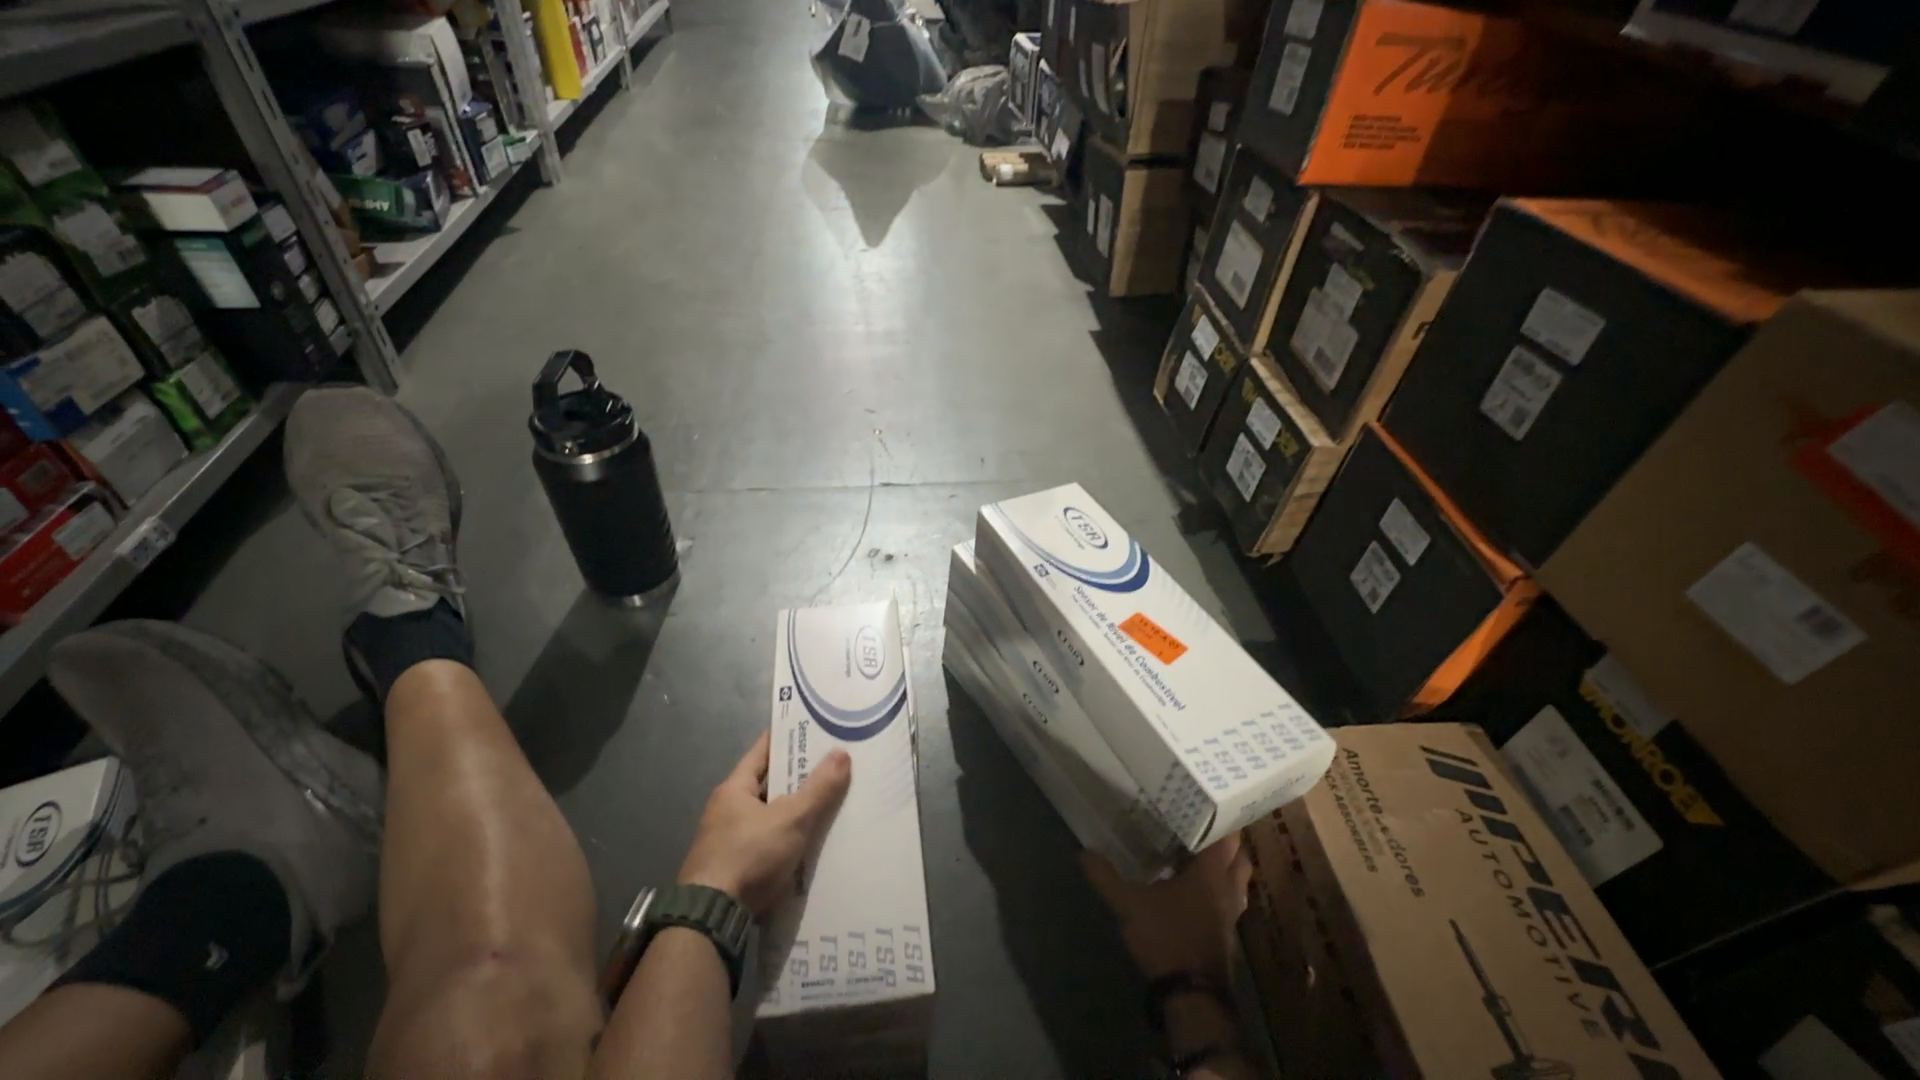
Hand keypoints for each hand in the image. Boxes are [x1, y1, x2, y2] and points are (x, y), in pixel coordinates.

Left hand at [678, 732, 851, 918]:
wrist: (713, 917)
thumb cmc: (748, 856)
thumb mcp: (790, 819)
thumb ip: (817, 788)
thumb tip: (841, 752)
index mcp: (734, 789)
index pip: (763, 751)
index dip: (787, 738)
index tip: (813, 728)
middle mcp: (727, 810)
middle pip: (769, 785)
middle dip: (799, 778)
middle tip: (833, 767)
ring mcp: (729, 840)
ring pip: (770, 816)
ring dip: (795, 812)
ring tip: (831, 805)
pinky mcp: (735, 868)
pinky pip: (769, 843)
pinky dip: (788, 840)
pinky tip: (811, 844)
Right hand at [1082, 832, 1253, 980]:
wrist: (1191, 994)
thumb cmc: (1166, 937)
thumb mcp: (1128, 904)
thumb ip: (1106, 876)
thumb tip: (1082, 851)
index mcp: (1211, 873)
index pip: (1229, 836)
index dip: (1223, 817)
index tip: (1209, 801)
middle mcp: (1228, 889)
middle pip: (1240, 857)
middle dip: (1227, 841)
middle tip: (1202, 827)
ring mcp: (1231, 914)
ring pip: (1237, 881)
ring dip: (1225, 868)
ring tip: (1197, 856)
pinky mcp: (1226, 935)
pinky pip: (1229, 901)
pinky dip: (1218, 891)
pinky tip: (1194, 893)